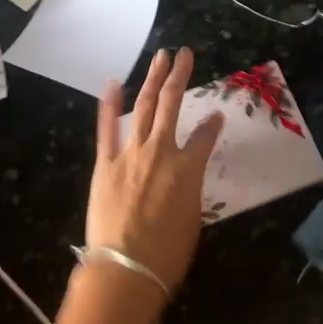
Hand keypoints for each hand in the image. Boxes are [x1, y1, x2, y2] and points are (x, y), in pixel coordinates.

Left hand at [87, 47, 224, 291]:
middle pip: (172, 104)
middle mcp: (162, 151)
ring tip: (161, 56)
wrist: (125, 269)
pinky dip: (111, 104)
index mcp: (188, 169)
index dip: (213, 124)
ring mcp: (131, 153)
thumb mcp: (192, 220)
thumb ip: (191, 190)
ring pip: (145, 106)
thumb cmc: (166, 255)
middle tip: (185, 54)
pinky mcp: (106, 162)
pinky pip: (108, 128)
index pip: (206, 137)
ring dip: (153, 78)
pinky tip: (114, 83)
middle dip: (180, 76)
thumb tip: (187, 178)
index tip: (216, 115)